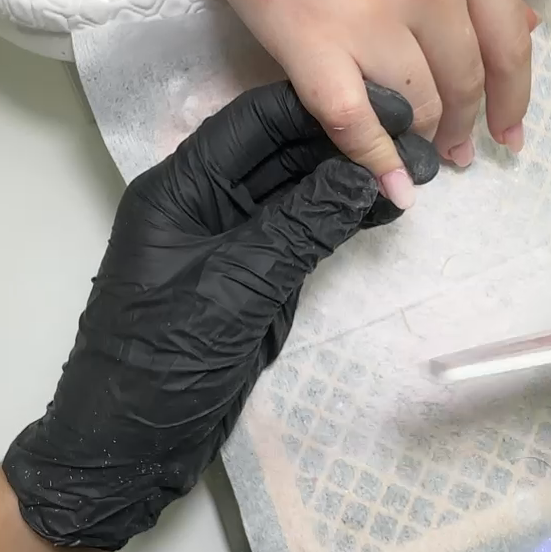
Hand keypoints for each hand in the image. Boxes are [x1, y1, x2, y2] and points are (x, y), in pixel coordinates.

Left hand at [2, 82, 437, 547]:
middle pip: (282, 150)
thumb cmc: (162, 364)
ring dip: (351, 181)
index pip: (254, 121)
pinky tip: (384, 208)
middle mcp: (207, 200)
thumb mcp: (232, 290)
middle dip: (346, 144)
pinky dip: (341, 219)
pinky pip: (303, 230)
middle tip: (417, 141)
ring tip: (418, 173)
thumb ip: (298, 228)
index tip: (385, 104)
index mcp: (181, 188)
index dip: (319, 106)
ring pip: (299, 190)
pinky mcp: (255, 270)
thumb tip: (366, 175)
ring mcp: (234, 235)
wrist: (132, 448)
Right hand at [165, 0, 532, 203]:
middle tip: (458, 152)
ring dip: (423, 142)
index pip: (510, 48)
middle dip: (465, 129)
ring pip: (417, 108)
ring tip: (420, 157)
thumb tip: (518, 26)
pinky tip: (389, 187)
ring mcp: (371, 19)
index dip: (513, 102)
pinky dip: (375, 160)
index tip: (509, 135)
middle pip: (464, 85)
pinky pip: (354, 121)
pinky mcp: (311, 44)